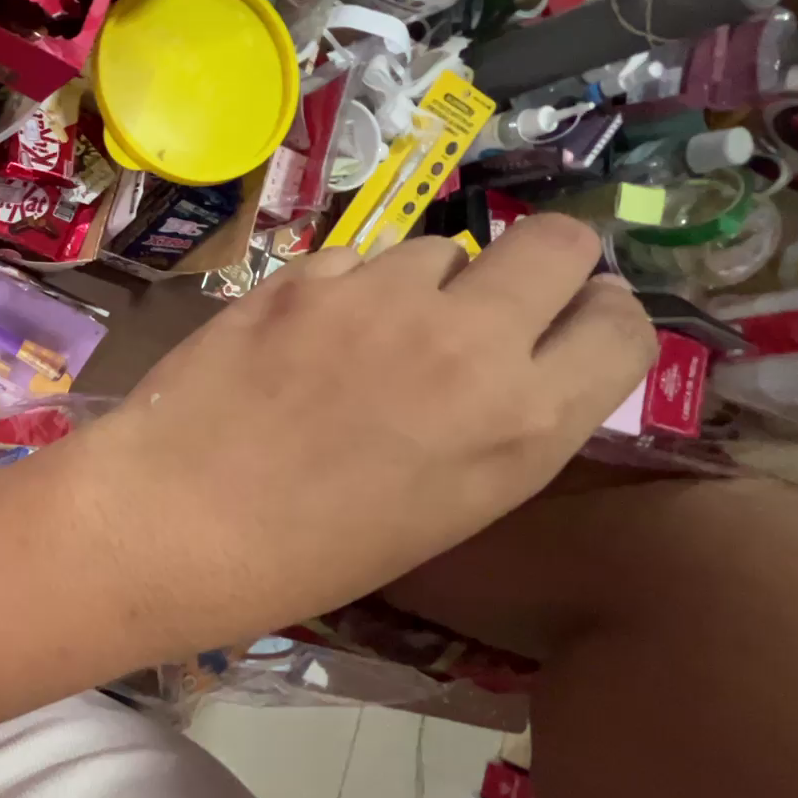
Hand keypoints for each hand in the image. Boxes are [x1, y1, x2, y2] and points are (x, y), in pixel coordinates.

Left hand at [83, 215, 657, 650]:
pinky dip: (339, 285)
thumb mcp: (442, 509)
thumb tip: (504, 368)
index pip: (620, 328)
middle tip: (478, 300)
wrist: (178, 519)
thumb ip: (496, 427)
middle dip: (531, 265)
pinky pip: (346, 258)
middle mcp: (466, 341)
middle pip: (552, 245)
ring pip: (433, 249)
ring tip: (362, 333)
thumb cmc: (304, 552)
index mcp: (527, 421)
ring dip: (416, 282)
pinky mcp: (292, 283)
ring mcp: (374, 300)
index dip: (589, 320)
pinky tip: (302, 329)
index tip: (558, 324)